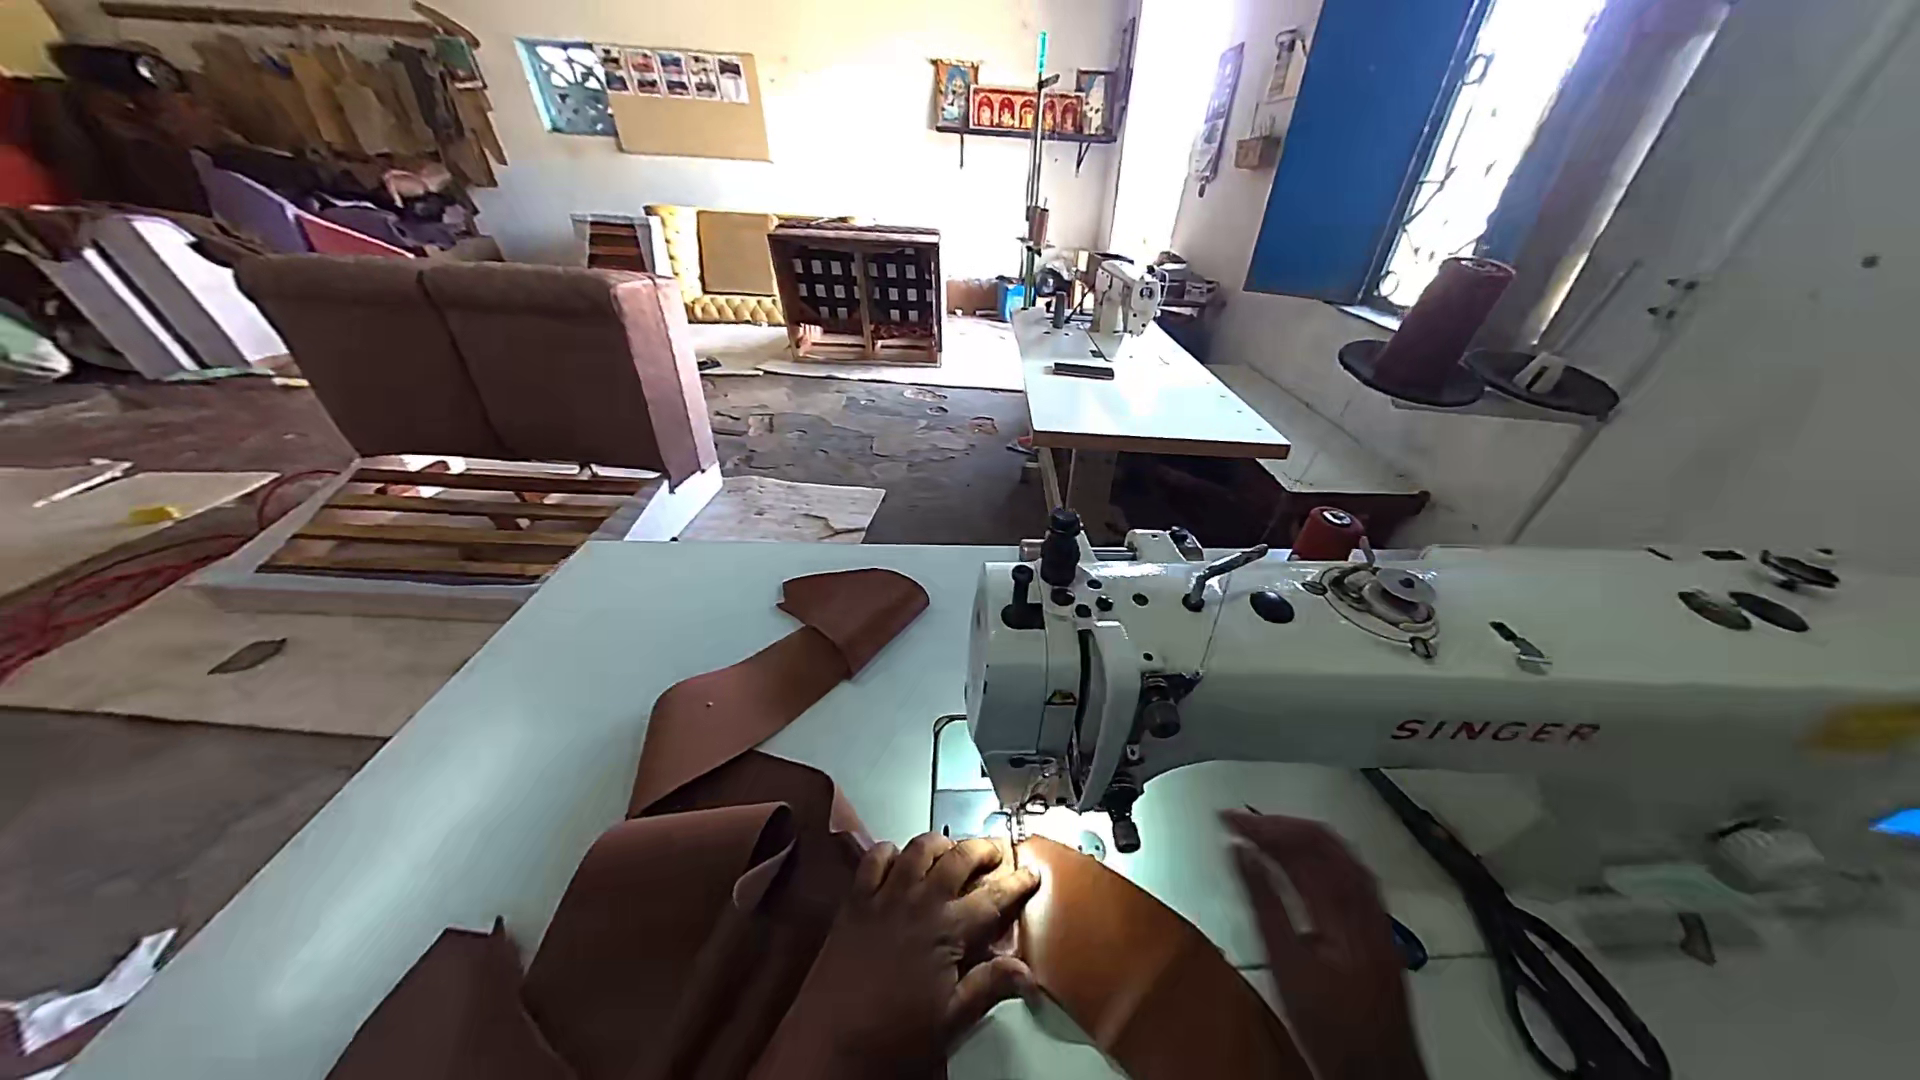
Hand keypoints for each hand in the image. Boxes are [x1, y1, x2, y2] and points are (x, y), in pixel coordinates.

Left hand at [751, 833, 1041, 1079]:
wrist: (829, 1042)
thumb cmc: (894, 1036)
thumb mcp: (949, 1020)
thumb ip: (988, 986)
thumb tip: (1026, 970)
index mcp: (948, 930)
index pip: (993, 897)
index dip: (1016, 883)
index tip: (1030, 873)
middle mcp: (920, 900)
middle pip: (960, 857)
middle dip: (983, 848)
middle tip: (995, 852)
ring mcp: (886, 894)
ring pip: (920, 847)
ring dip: (941, 843)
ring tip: (952, 849)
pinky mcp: (857, 897)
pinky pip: (876, 857)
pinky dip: (892, 851)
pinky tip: (899, 860)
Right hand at [1222, 811, 1427, 1079]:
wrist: (1378, 1074)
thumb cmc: (1333, 1031)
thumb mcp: (1284, 962)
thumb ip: (1261, 900)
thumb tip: (1240, 854)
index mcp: (1342, 910)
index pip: (1302, 843)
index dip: (1262, 824)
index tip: (1230, 819)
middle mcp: (1365, 906)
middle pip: (1324, 840)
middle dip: (1278, 824)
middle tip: (1242, 821)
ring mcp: (1376, 917)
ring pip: (1339, 852)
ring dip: (1298, 835)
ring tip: (1263, 833)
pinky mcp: (1377, 928)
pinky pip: (1350, 872)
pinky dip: (1318, 854)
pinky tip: (1299, 859)